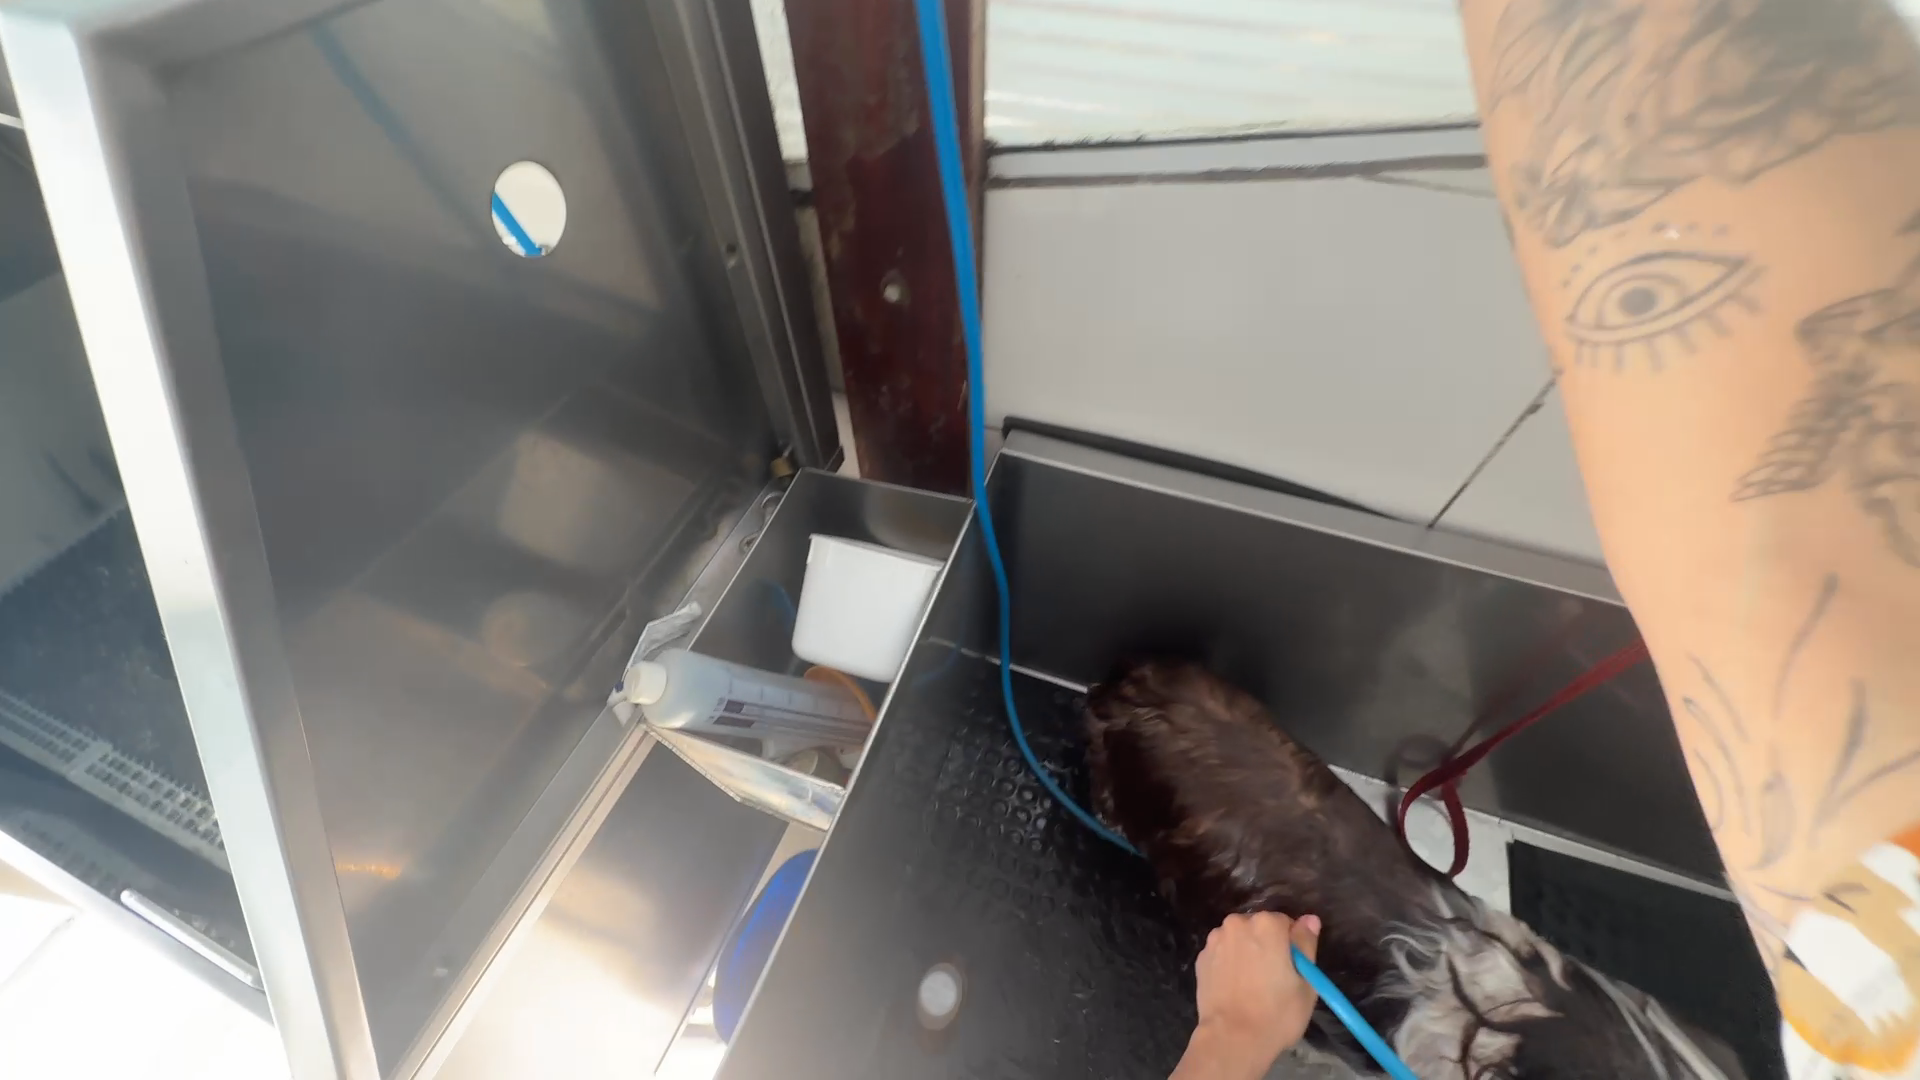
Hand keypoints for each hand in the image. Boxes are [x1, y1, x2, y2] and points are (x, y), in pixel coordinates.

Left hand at [1171, 912, 1321, 1079]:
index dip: (1291, 946)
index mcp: (1266, 925)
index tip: (1292, 969)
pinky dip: (1229, 962)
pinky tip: (1235, 987)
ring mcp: (1215, 938)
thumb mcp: (1305, 984)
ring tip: (1253, 985)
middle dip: (1267, 945)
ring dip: (1247, 951)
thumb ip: (1306, 945)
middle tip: (1274, 978)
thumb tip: (1310, 919)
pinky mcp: (1202, 955)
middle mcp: (1237, 922)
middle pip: (1259, 927)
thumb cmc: (1277, 1013)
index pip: (1285, 923)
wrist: (1232, 1036)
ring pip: (1239, 939)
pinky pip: (1222, 952)